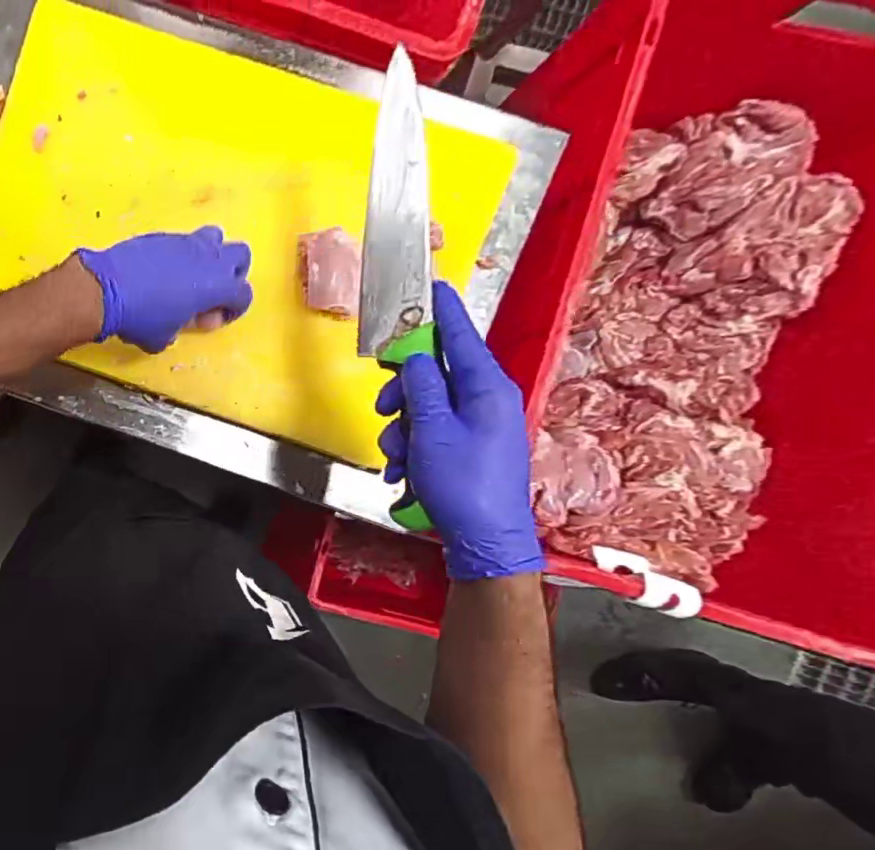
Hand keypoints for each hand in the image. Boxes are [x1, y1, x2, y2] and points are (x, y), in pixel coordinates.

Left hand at [75, 227, 253, 352]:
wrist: (107, 288)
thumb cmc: (142, 319)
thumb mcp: (165, 336)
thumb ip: (187, 325)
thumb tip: (194, 318)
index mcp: (217, 285)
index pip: (243, 294)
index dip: (234, 310)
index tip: (215, 319)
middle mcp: (208, 257)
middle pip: (240, 255)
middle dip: (233, 273)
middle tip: (213, 292)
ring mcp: (186, 242)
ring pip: (215, 238)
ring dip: (210, 256)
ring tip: (191, 277)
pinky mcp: (163, 235)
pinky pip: (184, 241)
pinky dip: (182, 255)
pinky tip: (162, 272)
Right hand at [376, 281, 544, 580]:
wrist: (485, 538)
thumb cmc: (464, 484)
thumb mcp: (433, 431)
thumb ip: (423, 388)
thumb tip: (418, 357)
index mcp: (487, 388)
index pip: (461, 337)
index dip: (442, 312)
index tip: (432, 288)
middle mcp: (486, 402)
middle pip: (434, 377)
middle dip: (403, 395)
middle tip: (387, 410)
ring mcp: (477, 428)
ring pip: (425, 410)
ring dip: (402, 433)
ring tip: (399, 461)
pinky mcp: (466, 451)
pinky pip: (430, 436)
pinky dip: (411, 452)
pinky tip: (404, 474)